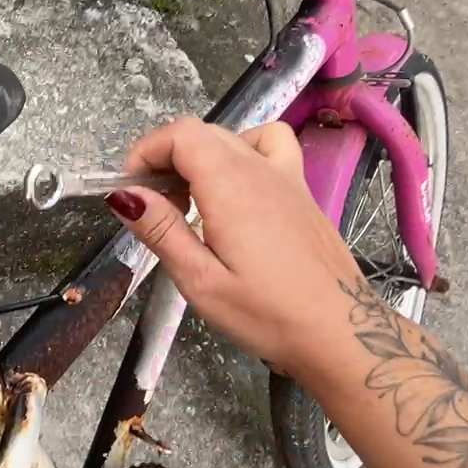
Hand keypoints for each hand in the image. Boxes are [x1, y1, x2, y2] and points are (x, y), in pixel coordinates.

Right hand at [105, 119, 365, 379]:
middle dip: (164, 157)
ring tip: (189, 196)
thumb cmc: (267, 315)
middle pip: (201, 132)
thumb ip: (162, 231)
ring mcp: (286, 176)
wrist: (343, 335)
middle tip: (153, 205)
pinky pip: (269, 143)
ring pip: (230, 136)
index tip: (132, 190)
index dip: (146, 151)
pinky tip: (235, 184)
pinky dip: (242, 148)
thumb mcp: (200, 281)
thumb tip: (124, 195)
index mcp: (230, 188)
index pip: (180, 135)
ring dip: (197, 154)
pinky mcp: (301, 190)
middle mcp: (260, 170)